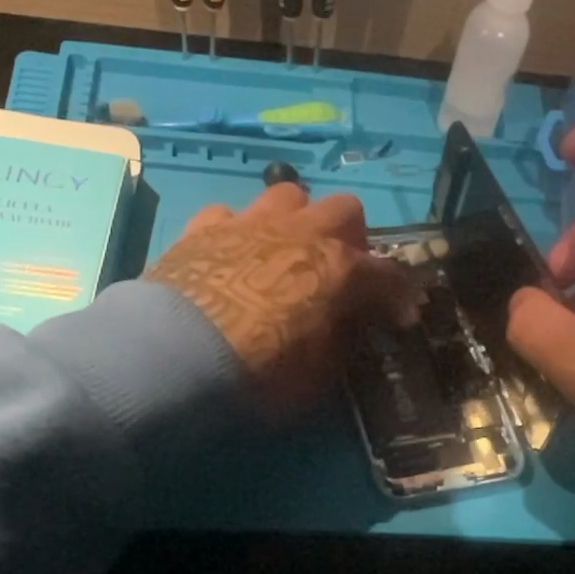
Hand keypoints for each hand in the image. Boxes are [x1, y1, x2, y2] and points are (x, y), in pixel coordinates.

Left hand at [145, 182, 413, 416]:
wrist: (174, 355)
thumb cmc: (257, 374)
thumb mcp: (315, 377)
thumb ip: (340, 344)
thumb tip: (349, 327)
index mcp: (337, 269)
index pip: (386, 274)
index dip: (398, 297)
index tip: (399, 318)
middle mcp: (301, 233)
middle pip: (344, 211)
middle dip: (351, 240)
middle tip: (342, 274)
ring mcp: (250, 223)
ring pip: (289, 196)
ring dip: (297, 222)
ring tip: (287, 253)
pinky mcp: (203, 228)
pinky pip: (231, 215)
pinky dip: (239, 233)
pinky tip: (232, 257)